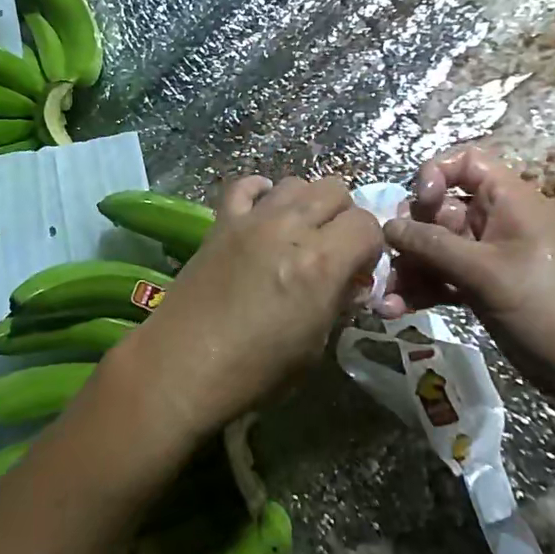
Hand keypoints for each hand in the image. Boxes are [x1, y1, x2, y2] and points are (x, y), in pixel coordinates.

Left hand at [117, 175, 383, 443]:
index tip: (359, 271)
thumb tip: (348, 282)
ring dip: (306, 203)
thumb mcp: (315, 345)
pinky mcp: (218, 223)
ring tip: (299, 235)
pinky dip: (259, 192)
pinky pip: (243, 186)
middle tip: (333, 250)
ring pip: (294, 183)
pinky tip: (263, 212)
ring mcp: (249, 221)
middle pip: (333, 191)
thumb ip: (337, 302)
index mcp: (320, 261)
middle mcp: (287, 228)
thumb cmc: (256, 370)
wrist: (184, 363)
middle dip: (343, 218)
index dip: (370, 247)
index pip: (367, 225)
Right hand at [377, 145, 554, 408]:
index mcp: (510, 203)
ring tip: (385, 300)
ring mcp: (487, 259)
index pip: (466, 162)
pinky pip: (438, 278)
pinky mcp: (481, 290)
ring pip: (431, 248)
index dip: (434, 174)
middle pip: (436, 209)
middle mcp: (495, 224)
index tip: (420, 204)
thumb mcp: (488, 273)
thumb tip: (386, 226)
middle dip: (406, 235)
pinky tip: (395, 310)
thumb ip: (432, 245)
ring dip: (405, 271)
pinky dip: (417, 291)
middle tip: (390, 260)